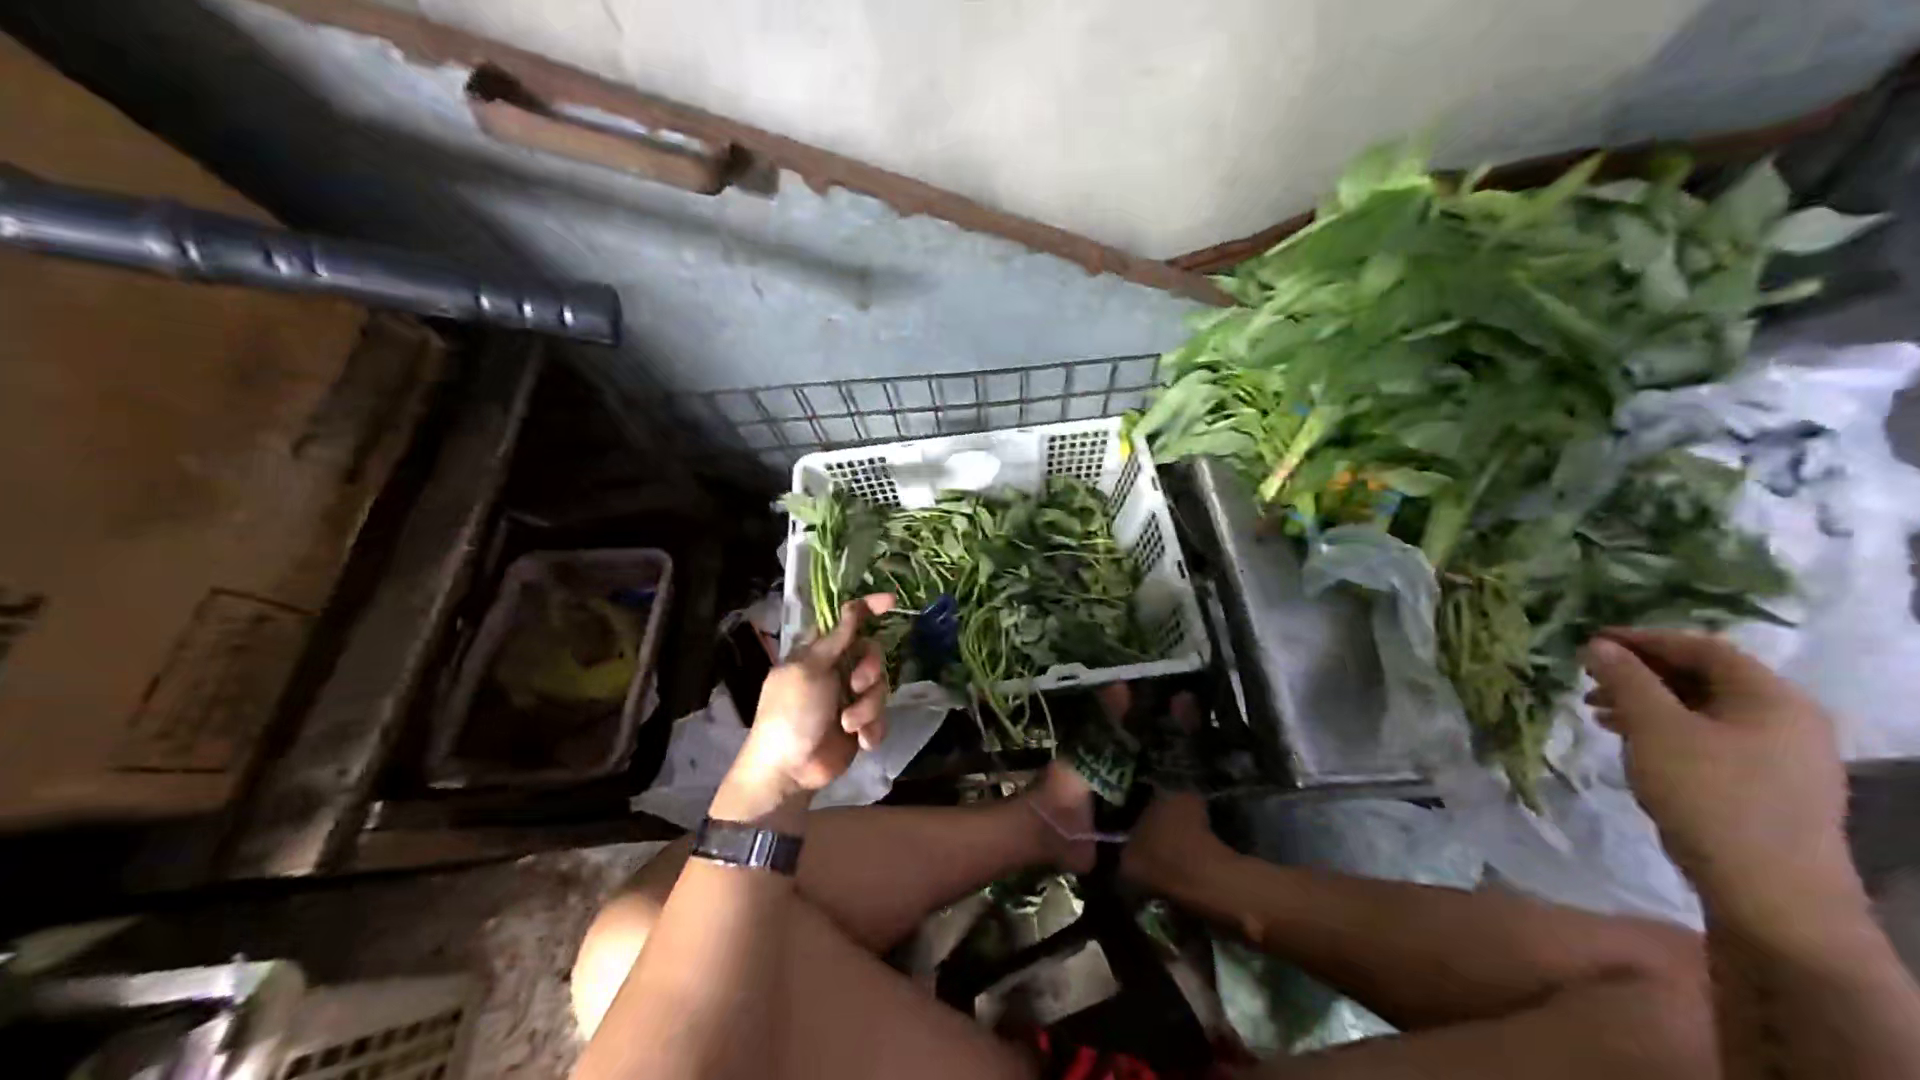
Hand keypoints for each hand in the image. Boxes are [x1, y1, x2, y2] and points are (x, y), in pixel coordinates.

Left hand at [716, 594, 894, 817]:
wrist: (789, 770)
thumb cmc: (791, 713)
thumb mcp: (809, 670)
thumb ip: (836, 639)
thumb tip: (852, 607)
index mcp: (818, 653)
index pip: (846, 621)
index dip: (867, 608)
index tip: (891, 602)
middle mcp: (836, 670)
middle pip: (872, 653)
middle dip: (870, 670)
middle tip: (856, 685)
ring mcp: (849, 698)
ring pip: (879, 687)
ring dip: (867, 707)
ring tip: (849, 726)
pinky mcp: (860, 724)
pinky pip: (881, 716)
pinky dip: (872, 729)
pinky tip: (861, 742)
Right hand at [1582, 628, 1861, 930]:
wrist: (1770, 891)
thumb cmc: (1710, 795)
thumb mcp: (1656, 729)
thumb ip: (1627, 680)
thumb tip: (1599, 645)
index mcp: (1772, 698)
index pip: (1702, 648)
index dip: (1642, 640)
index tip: (1590, 642)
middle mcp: (1788, 719)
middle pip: (1705, 678)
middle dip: (1640, 674)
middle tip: (1588, 678)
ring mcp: (1783, 755)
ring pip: (1703, 710)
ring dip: (1648, 703)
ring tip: (1598, 712)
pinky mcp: (1768, 784)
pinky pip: (1710, 738)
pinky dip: (1666, 730)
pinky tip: (1632, 742)